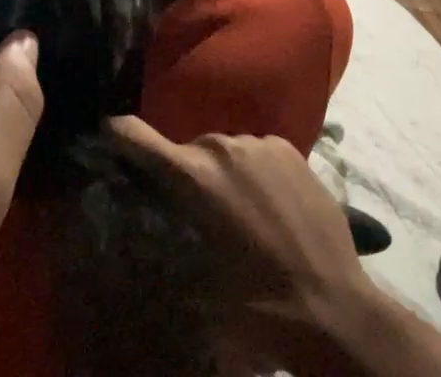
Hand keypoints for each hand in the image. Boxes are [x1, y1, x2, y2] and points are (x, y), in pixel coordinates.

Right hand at [106, 122, 440, 376]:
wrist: (334, 309)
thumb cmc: (253, 300)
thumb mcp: (190, 272)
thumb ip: (160, 231)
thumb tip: (132, 225)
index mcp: (189, 175)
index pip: (128, 132)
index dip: (112, 135)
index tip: (106, 141)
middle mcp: (219, 147)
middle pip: (185, 149)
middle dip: (186, 174)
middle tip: (202, 213)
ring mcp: (259, 145)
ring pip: (223, 150)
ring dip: (223, 173)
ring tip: (244, 213)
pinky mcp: (290, 151)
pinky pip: (256, 152)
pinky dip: (255, 172)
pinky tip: (272, 206)